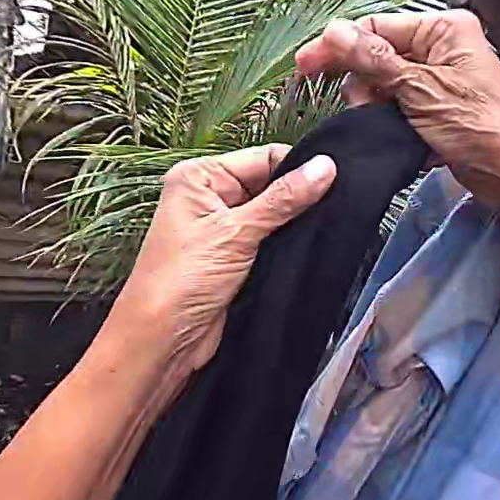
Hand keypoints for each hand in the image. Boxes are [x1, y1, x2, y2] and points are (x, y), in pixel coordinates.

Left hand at [105, 145, 335, 391]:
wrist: (164, 341)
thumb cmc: (181, 282)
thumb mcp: (236, 233)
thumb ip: (284, 199)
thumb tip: (325, 167)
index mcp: (200, 177)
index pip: (263, 157)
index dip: (297, 168)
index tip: (333, 179)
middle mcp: (212, 197)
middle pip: (271, 183)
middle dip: (299, 196)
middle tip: (335, 206)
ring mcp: (226, 228)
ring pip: (276, 213)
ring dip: (296, 222)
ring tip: (326, 227)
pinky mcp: (238, 256)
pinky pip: (273, 239)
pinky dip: (290, 243)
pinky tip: (311, 245)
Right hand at [294, 10, 499, 205]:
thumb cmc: (478, 123)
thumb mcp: (420, 88)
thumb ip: (374, 60)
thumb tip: (334, 32)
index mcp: (442, 29)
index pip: (376, 26)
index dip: (339, 45)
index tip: (305, 66)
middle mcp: (440, 50)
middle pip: (377, 56)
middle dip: (363, 83)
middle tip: (364, 106)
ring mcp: (438, 82)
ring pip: (384, 87)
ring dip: (376, 107)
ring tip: (389, 126)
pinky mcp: (436, 112)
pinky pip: (398, 110)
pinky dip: (391, 123)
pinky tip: (397, 136)